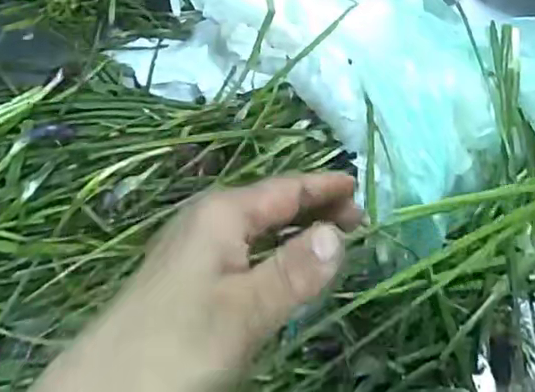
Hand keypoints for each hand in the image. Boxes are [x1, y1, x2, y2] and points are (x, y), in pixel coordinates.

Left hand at [34, 173, 361, 391]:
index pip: (286, 189)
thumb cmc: (175, 348)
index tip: (360, 187)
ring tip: (327, 240)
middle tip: (357, 219)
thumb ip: (293, 273)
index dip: (324, 186)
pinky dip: (271, 253)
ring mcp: (192, 248)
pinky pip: (241, 250)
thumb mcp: (243, 314)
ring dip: (293, 231)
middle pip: (272, 204)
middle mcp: (207, 219)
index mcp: (223, 212)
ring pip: (256, 229)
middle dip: (313, 207)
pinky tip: (278, 270)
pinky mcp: (183, 279)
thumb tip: (338, 234)